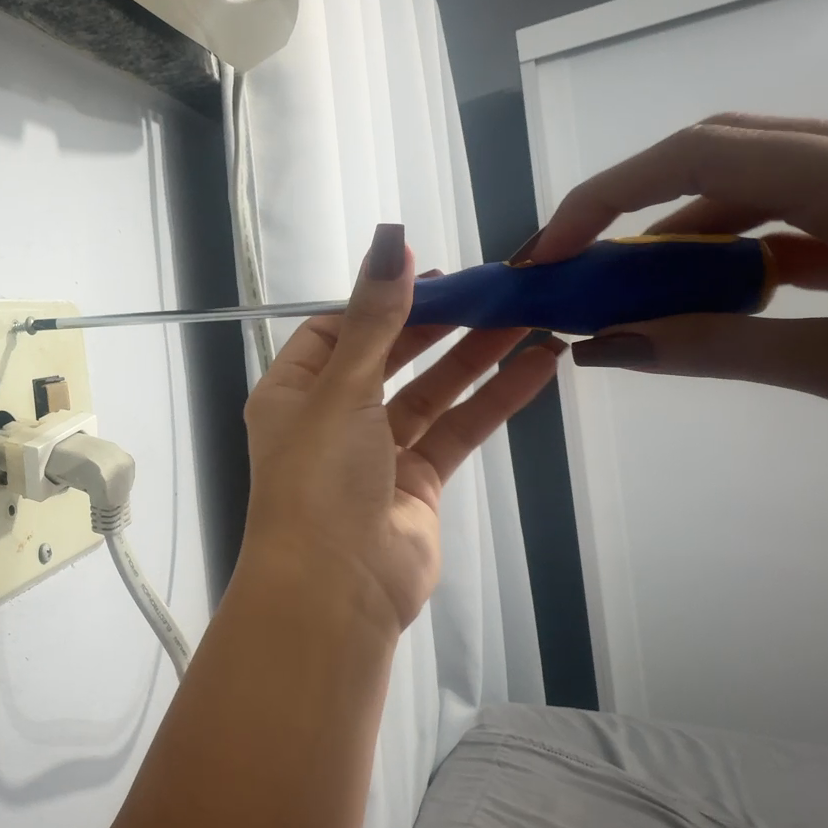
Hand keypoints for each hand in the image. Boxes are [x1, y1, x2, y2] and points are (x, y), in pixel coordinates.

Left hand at [240, 224, 564, 635]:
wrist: (335, 584)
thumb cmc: (319, 478)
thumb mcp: (341, 389)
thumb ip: (373, 320)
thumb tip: (389, 242)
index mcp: (290, 392)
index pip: (332, 331)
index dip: (378, 302)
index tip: (432, 274)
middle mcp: (328, 417)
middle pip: (387, 358)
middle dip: (437, 325)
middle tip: (495, 289)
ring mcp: (373, 451)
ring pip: (428, 392)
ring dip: (474, 357)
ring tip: (531, 315)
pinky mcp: (415, 483)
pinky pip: (455, 430)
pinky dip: (492, 400)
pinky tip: (537, 365)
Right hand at [522, 113, 827, 421]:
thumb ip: (720, 351)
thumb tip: (599, 349)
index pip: (705, 153)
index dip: (605, 195)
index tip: (548, 254)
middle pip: (726, 149)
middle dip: (634, 204)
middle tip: (577, 264)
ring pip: (762, 181)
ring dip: (685, 231)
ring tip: (637, 293)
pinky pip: (806, 211)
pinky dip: (742, 250)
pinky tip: (720, 298)